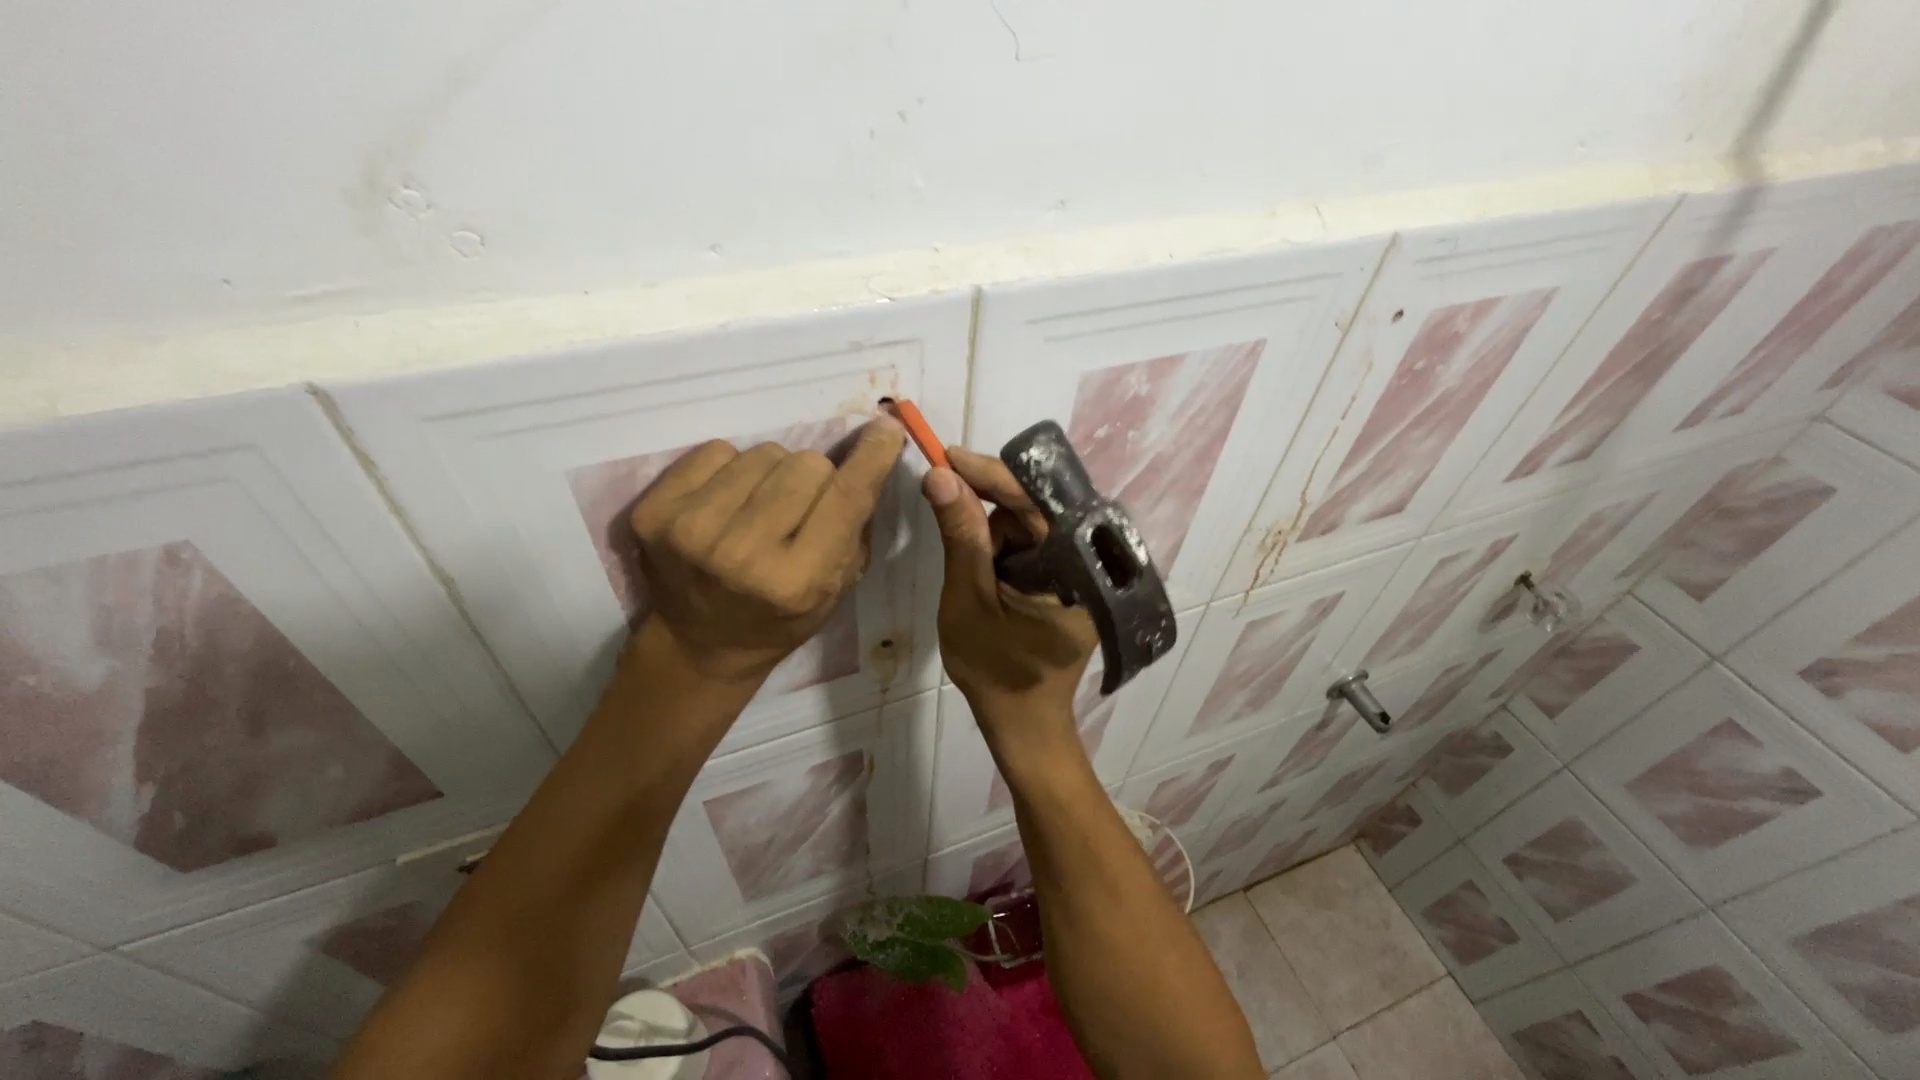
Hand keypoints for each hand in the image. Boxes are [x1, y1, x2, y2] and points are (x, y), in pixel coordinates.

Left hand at [629, 418, 906, 684]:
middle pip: (806, 463)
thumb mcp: (838, 586)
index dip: (873, 456)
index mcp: (797, 582)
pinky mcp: (654, 512)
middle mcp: (743, 555)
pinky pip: (716, 450)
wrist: (702, 643)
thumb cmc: (783, 617)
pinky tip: (724, 505)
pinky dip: (729, 470)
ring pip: (762, 452)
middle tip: (800, 509)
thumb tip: (876, 445)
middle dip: (814, 479)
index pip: (847, 495)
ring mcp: (691, 531)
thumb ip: (857, 523)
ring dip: (770, 474)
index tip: (885, 430)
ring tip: (758, 509)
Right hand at [921, 446, 1098, 738]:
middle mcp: (1088, 561)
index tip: (946, 456)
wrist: (1024, 722)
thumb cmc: (995, 669)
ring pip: (1029, 528)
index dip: (988, 474)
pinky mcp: (1070, 582)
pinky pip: (1034, 548)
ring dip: (993, 534)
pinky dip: (1003, 551)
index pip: (1031, 500)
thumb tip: (941, 476)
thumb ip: (960, 535)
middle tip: (943, 503)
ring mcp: (1081, 572)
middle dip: (986, 506)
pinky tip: (983, 571)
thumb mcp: (968, 599)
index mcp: (1074, 564)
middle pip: (1032, 509)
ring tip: (969, 570)